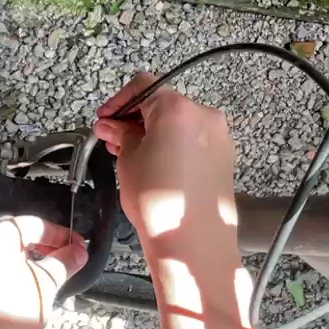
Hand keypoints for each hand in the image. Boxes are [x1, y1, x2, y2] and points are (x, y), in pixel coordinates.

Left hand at [0, 216, 86, 328]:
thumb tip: (79, 252)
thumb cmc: (12, 312)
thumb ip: (64, 263)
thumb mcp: (46, 284)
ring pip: (11, 255)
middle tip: (70, 260)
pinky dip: (20, 273)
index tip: (79, 246)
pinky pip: (0, 269)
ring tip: (57, 277)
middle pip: (21, 237)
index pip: (35, 224)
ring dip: (35, 262)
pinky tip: (35, 289)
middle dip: (48, 248)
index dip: (61, 235)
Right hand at [92, 73, 237, 246]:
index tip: (106, 118)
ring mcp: (217, 137)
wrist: (192, 243)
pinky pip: (192, 139)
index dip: (118, 101)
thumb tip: (112, 125)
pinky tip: (154, 164)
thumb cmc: (162, 205)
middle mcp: (204, 117)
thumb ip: (120, 134)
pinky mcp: (223, 157)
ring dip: (153, 131)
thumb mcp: (127, 160)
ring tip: (130, 154)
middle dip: (134, 117)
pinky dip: (172, 144)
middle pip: (162, 102)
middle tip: (112, 136)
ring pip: (177, 122)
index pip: (143, 86)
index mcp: (177, 109)